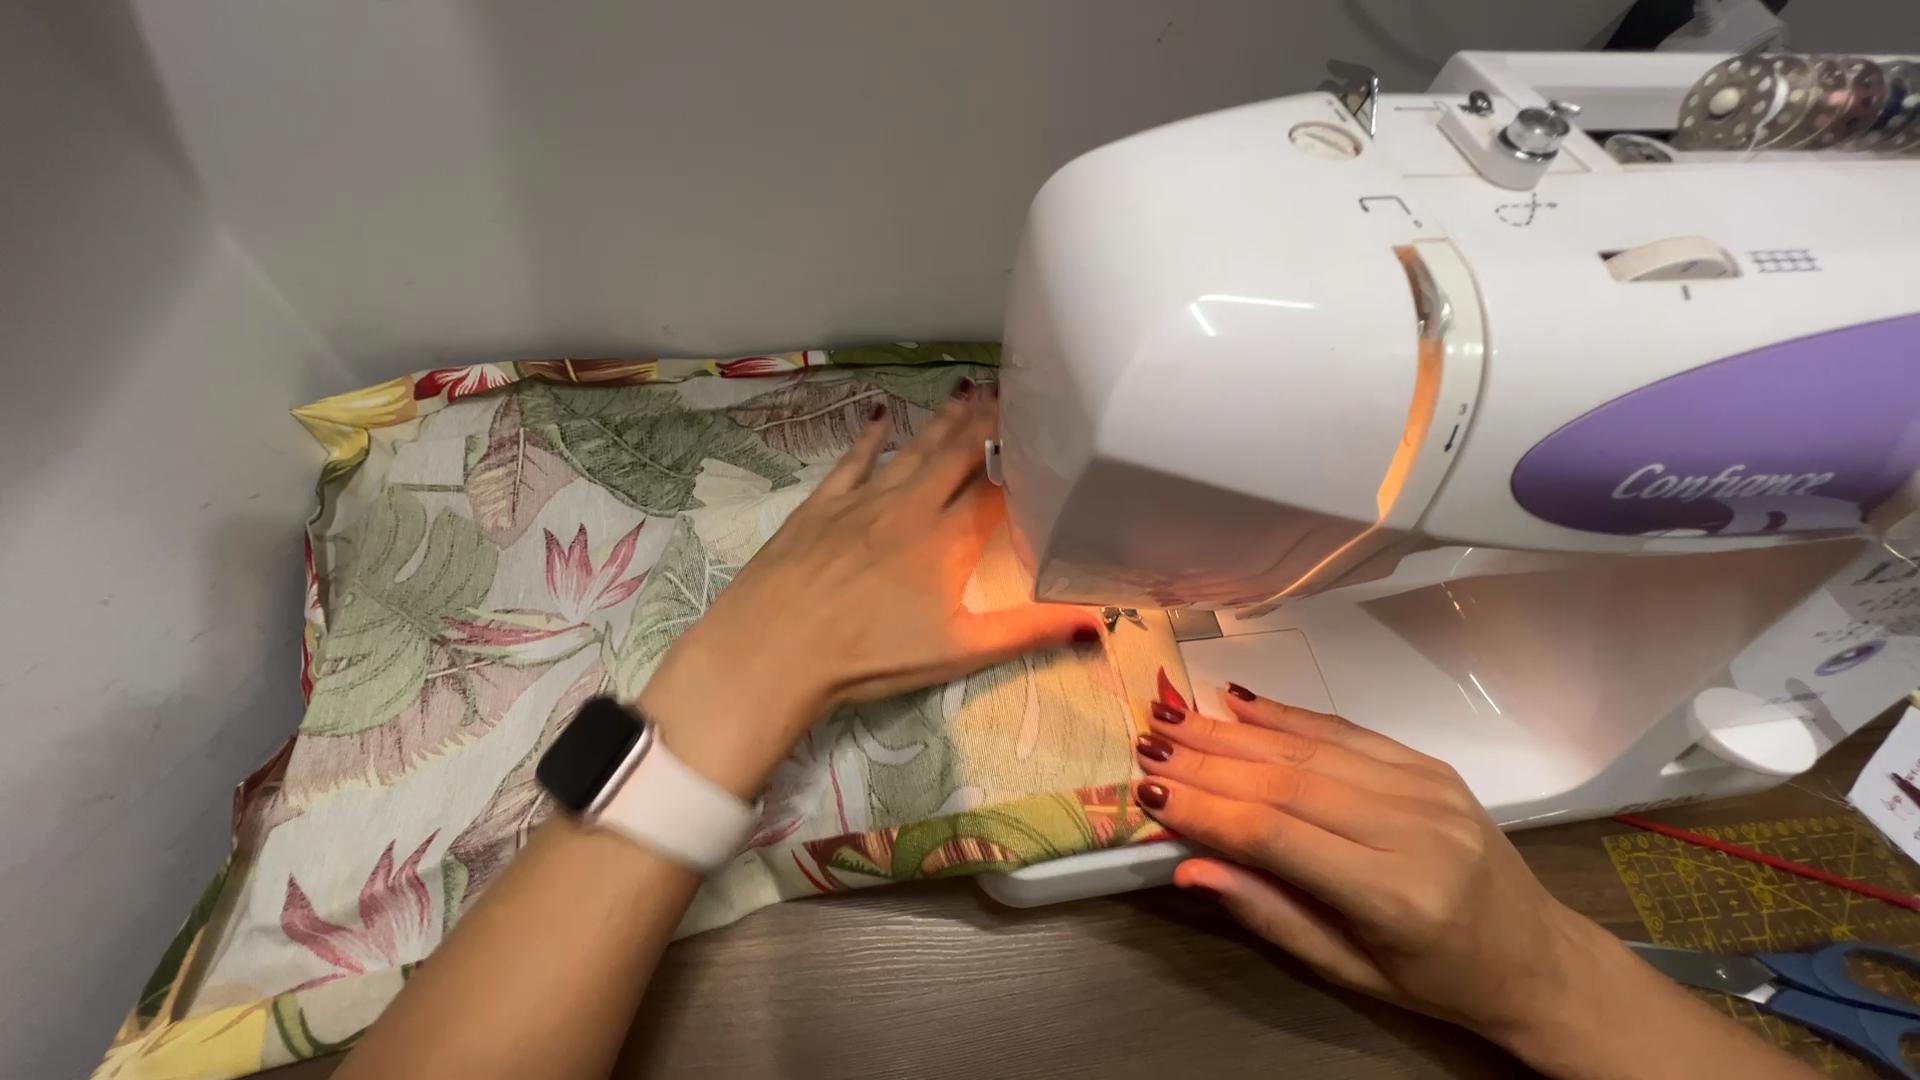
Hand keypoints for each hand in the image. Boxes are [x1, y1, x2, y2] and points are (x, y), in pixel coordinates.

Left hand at [642, 384, 1098, 796]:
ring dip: (942, 422)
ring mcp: (862, 500)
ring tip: (969, 391)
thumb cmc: (869, 656)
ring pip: (913, 450)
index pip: (996, 490)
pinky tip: (881, 414)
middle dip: (988, 424)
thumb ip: (1026, 632)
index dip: (1023, 463)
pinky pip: (853, 460)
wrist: (773, 648)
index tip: (1047, 437)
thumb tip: (1096, 624)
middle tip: (1014, 392)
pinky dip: (870, 436)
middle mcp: (910, 506)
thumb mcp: (958, 651)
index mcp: (947, 540)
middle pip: (957, 456)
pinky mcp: (821, 504)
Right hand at [1132, 688, 1607, 1043]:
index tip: (1149, 789)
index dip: (1206, 809)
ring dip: (1230, 730)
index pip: (1275, 836)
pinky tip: (1235, 699)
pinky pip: (1342, 728)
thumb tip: (1187, 866)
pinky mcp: (1427, 763)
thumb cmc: (1435, 977)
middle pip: (1285, 780)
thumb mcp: (1345, 968)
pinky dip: (1282, 712)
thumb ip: (1266, 912)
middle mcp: (1414, 830)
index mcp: (1395, 895)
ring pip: (1306, 747)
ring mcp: (1425, 787)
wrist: (1537, 956)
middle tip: (1147, 739)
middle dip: (1205, 758)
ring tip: (1173, 715)